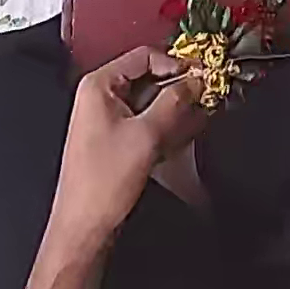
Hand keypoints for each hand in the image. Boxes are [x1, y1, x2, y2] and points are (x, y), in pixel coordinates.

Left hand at [48, 47, 203, 248]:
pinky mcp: (118, 138)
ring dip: (177, 106)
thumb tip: (197, 80)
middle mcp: (102, 96)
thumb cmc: (103, 182)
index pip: (145, 56)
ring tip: (203, 112)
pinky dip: (168, 123)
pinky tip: (189, 130)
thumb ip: (175, 101)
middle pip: (150, 77)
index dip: (175, 63)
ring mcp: (109, 118)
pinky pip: (148, 120)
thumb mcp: (147, 135)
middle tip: (206, 92)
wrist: (84, 231)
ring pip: (152, 100)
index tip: (200, 73)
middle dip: (178, 87)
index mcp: (99, 85)